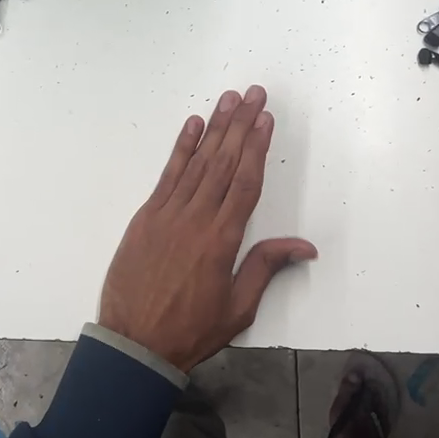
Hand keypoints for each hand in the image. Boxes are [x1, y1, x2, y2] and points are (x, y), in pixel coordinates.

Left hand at [97, 86, 317, 372]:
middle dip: (240, 125)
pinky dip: (180, 148)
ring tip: (228, 99)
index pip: (245, 182)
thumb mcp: (238, 308)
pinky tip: (192, 125)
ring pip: (197, 162)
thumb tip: (305, 246)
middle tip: (253, 94)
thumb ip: (266, 267)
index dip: (257, 147)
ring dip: (214, 128)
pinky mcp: (147, 215)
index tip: (265, 119)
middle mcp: (196, 218)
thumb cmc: (191, 330)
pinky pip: (167, 174)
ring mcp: (168, 212)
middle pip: (224, 162)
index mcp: (222, 240)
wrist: (133, 343)